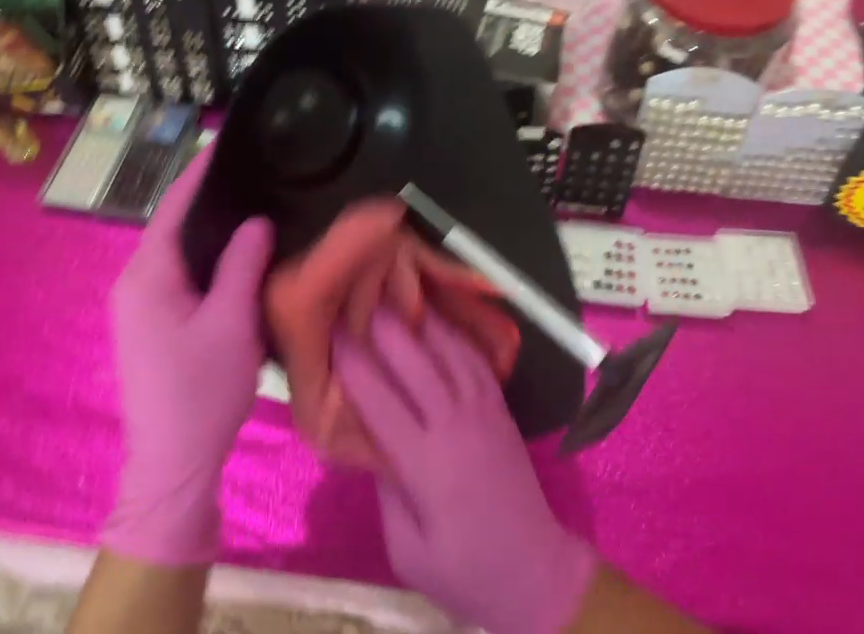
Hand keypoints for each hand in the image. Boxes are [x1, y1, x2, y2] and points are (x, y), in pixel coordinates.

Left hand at [102, 148, 274, 565]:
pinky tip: (242, 261)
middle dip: (210, 201)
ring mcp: (141, 308)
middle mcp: (135, 284)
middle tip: (257, 176)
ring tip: (256, 210)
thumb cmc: (201, 391)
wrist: (173, 465)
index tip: (227, 144)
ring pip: (179, 255)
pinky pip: (182, 278)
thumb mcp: (231, 323)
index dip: (200, 174)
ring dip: (212, 233)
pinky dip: (210, 262)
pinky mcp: (153, 327)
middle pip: (174, 229)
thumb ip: (243, 265)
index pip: (173, 208)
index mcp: (146, 276)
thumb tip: (255, 221)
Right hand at [335, 313, 595, 633]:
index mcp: (426, 464)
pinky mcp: (501, 412)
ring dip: (423, 322)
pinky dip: (457, 337)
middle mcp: (455, 427)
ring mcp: (484, 414)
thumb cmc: (462, 569)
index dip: (354, 365)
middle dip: (387, 329)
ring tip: (398, 295)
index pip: (381, 402)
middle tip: (360, 298)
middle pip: (416, 365)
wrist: (532, 569)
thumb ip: (387, 489)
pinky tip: (441, 321)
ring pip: (450, 354)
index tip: (331, 335)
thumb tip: (367, 439)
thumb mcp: (407, 548)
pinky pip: (477, 364)